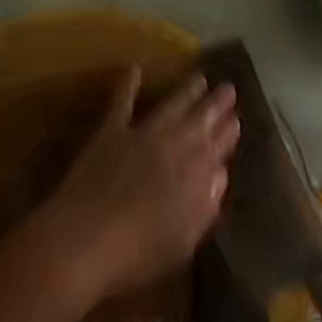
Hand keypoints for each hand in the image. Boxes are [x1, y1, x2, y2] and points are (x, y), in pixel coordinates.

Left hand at [31, 67, 239, 300]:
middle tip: (229, 88)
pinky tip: (134, 68)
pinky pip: (121, 102)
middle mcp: (174, 147)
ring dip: (186, 92)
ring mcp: (141, 135)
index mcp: (196, 176)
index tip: (237, 119)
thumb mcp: (184, 240)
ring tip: (200, 77)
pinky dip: (127, 84)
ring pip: (170, 107)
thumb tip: (220, 175)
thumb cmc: (138, 253)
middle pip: (199, 122)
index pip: (218, 148)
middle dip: (215, 106)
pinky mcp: (109, 132)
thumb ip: (205, 205)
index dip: (228, 133)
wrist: (84, 239)